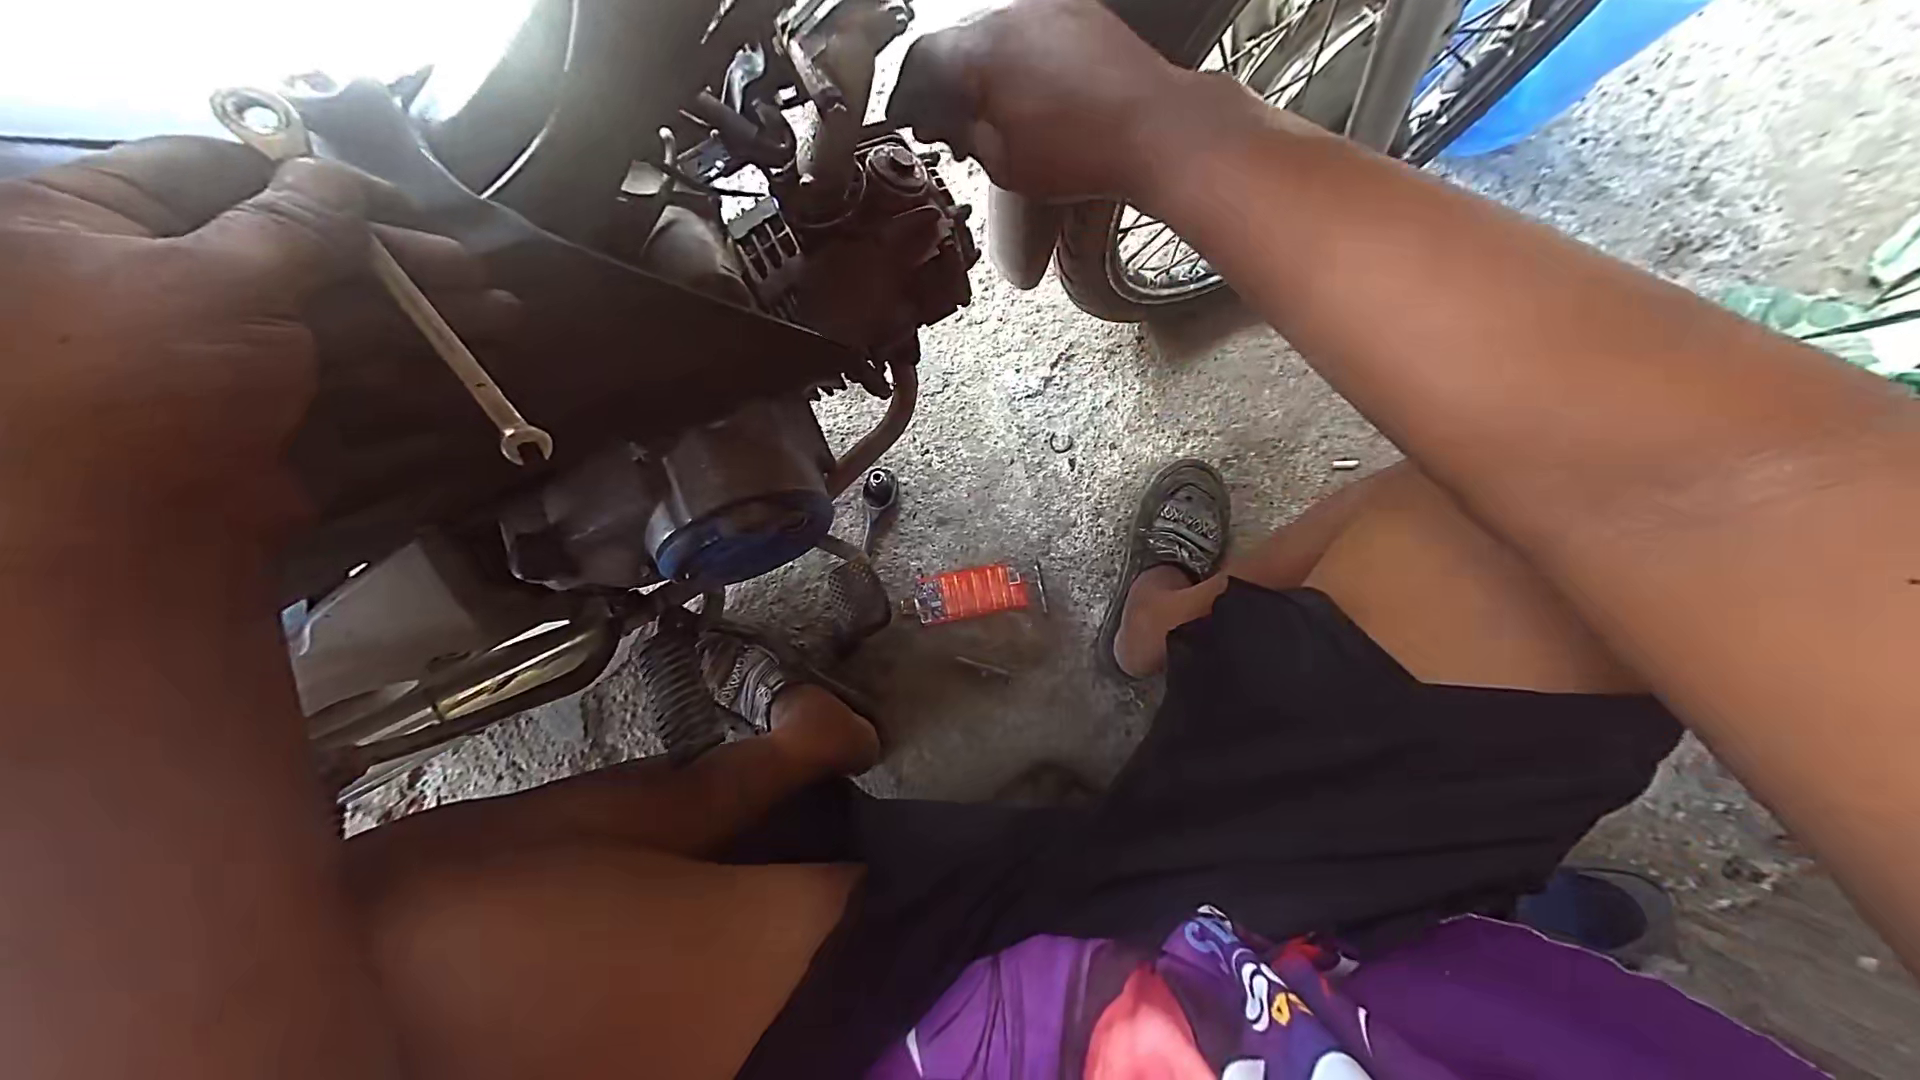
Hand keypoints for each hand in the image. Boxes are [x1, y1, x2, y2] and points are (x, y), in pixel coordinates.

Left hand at [0, 136, 514, 554]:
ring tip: (500, 318)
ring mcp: (235, 356)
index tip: (399, 205)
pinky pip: (358, 380)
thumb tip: (335, 176)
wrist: (140, 530)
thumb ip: (288, 227)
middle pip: (301, 259)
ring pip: (344, 323)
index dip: (314, 185)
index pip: (215, 176)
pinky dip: (417, 373)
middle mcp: (167, 287)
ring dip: (426, 320)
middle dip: (397, 267)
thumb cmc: (146, 381)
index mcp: (97, 227)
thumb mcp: (215, 281)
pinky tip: (470, 368)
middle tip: (473, 273)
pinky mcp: (286, 411)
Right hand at [887, 0, 1231, 201]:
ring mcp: (1049, 10)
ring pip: (997, 39)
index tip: (914, 120)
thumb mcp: (1005, 165)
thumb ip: (968, 138)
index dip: (911, 97)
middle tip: (949, 129)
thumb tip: (955, 128)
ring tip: (992, 121)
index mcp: (982, 52)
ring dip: (985, 78)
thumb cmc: (1084, 152)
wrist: (1153, 130)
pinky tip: (1027, 100)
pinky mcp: (1081, 16)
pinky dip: (1019, 67)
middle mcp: (1012, 16)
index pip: (923, 63)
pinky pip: (1033, 36)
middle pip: (959, 47)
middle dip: (947, 90)